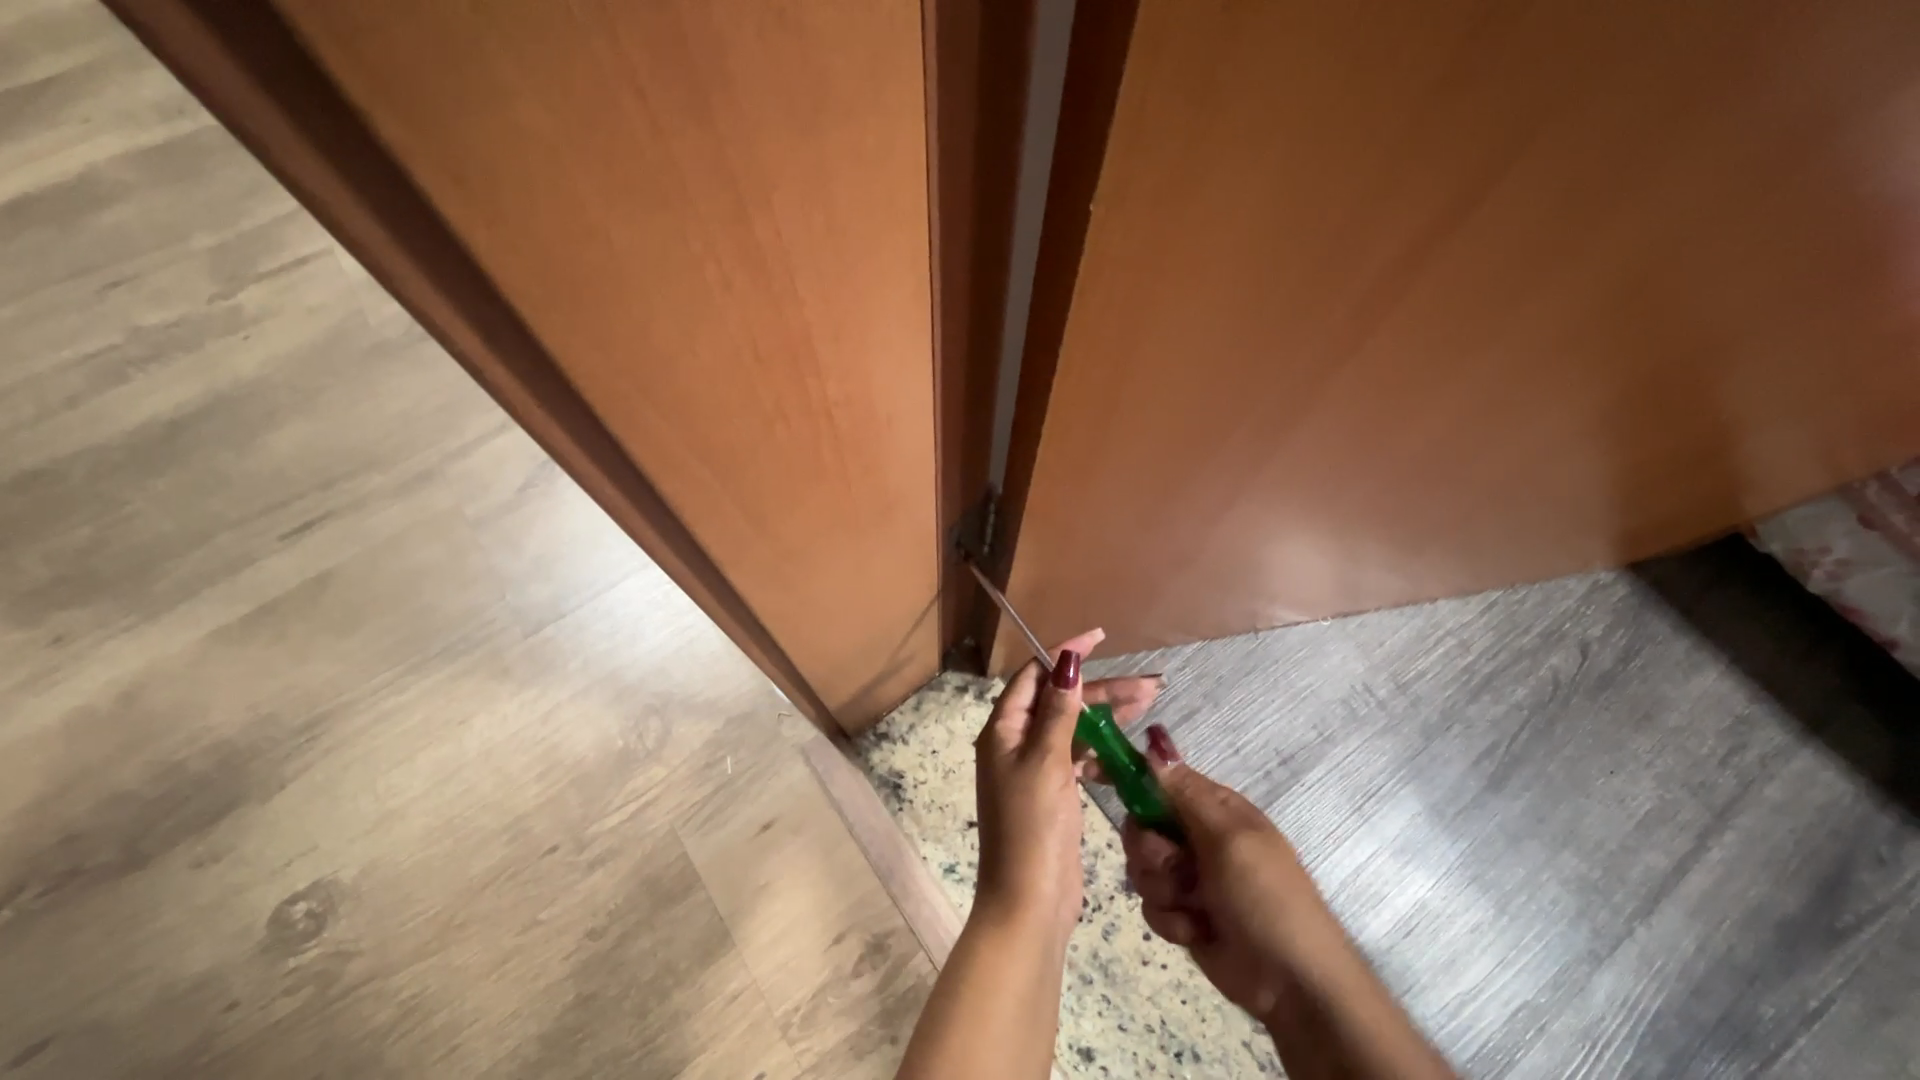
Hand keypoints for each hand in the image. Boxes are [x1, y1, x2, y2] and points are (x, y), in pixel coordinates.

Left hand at [973, 629, 1164, 938]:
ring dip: (1106, 715)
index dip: (1065, 654)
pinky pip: (1078, 756)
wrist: (1029, 901)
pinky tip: (1127, 748)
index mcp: (1002, 731)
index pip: (1034, 677)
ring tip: (1149, 704)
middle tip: (1150, 686)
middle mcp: (1015, 744)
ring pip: (1073, 727)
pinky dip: (1101, 748)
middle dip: (1101, 689)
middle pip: (1059, 700)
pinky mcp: (1054, 794)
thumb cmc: (1032, 828)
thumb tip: (1066, 660)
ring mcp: (1035, 770)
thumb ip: (1058, 711)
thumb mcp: (1046, 763)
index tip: (1100, 639)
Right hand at [1121, 725, 1343, 1023]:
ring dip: (1163, 889)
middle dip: (1149, 849)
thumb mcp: (1229, 837)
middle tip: (1174, 864)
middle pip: (1141, 825)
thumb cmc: (1266, 897)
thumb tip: (1155, 744)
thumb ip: (1185, 793)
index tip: (1092, 772)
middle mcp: (1198, 837)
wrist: (1291, 982)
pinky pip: (1151, 905)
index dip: (1128, 775)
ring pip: (1141, 867)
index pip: (1161, 778)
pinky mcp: (1183, 914)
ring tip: (1195, 907)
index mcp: (1215, 808)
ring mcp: (1190, 878)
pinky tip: (1197, 932)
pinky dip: (1171, 920)